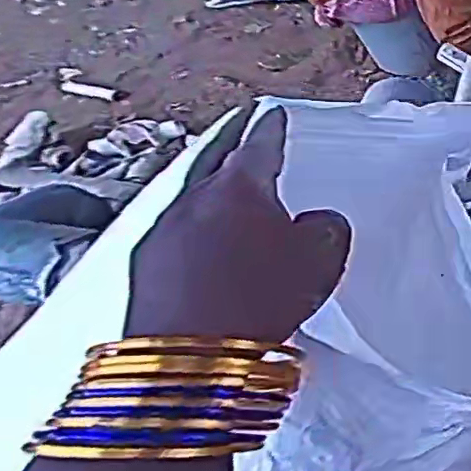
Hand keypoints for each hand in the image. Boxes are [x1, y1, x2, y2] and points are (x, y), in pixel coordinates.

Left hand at [126, 105, 351, 342]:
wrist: (190, 356)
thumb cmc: (261, 296)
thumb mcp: (323, 254)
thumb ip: (326, 225)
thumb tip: (314, 221)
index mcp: (238, 188)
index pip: (259, 145)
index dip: (270, 128)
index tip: (273, 115)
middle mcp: (192, 203)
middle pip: (215, 166)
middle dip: (233, 154)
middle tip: (247, 145)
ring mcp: (159, 236)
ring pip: (193, 201)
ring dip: (215, 197)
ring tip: (238, 201)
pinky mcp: (144, 269)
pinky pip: (179, 234)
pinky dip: (200, 231)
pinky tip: (215, 246)